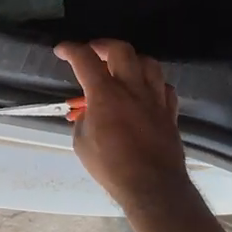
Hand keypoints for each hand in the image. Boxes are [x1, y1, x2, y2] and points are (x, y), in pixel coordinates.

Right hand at [55, 40, 192, 215]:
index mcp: (105, 95)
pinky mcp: (170, 112)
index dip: (71, 49)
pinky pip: (164, 86)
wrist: (151, 185)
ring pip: (148, 63)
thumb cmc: (111, 167)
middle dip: (103, 46)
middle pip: (121, 50)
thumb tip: (90, 112)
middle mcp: (132, 89)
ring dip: (131, 60)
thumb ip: (84, 120)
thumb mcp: (82, 143)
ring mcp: (155, 99)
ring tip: (121, 67)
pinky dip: (152, 83)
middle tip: (93, 52)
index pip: (85, 60)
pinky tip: (145, 91)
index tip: (62, 50)